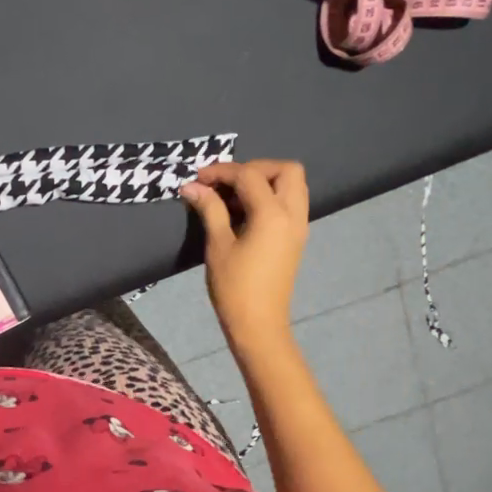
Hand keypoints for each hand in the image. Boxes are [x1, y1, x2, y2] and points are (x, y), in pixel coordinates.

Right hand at [179, 159, 309, 349]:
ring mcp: (298, 225)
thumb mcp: (218, 245)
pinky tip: (243, 212)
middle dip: (254, 168)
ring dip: (264, 181)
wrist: (258, 323)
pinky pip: (289, 203)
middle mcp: (293, 213)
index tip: (198, 179)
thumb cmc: (234, 287)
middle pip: (285, 170)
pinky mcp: (295, 237)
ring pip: (291, 185)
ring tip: (232, 196)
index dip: (222, 172)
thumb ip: (210, 210)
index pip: (250, 176)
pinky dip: (269, 197)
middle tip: (226, 182)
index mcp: (273, 214)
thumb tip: (192, 187)